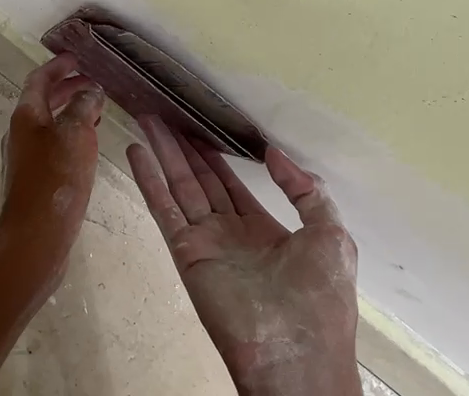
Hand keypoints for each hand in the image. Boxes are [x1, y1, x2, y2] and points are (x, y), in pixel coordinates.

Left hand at [0, 55, 103, 395]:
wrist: (35, 237)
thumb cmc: (55, 179)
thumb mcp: (75, 135)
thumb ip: (84, 107)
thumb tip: (90, 90)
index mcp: (26, 115)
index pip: (39, 79)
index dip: (58, 66)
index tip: (78, 59)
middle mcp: (21, 132)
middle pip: (43, 100)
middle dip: (68, 88)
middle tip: (94, 83)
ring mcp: (26, 157)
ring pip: (50, 124)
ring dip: (72, 113)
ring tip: (98, 111)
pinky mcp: (35, 180)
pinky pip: (54, 146)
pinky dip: (72, 137)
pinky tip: (89, 148)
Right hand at [127, 116, 359, 395]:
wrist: (296, 355)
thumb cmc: (320, 300)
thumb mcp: (331, 237)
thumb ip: (306, 191)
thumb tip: (273, 152)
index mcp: (264, 231)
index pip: (231, 183)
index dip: (214, 154)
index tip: (198, 125)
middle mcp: (229, 232)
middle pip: (199, 179)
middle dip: (182, 146)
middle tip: (163, 114)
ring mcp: (205, 241)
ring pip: (179, 185)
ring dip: (162, 152)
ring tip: (146, 119)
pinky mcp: (185, 251)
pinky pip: (164, 208)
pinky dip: (148, 180)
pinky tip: (137, 152)